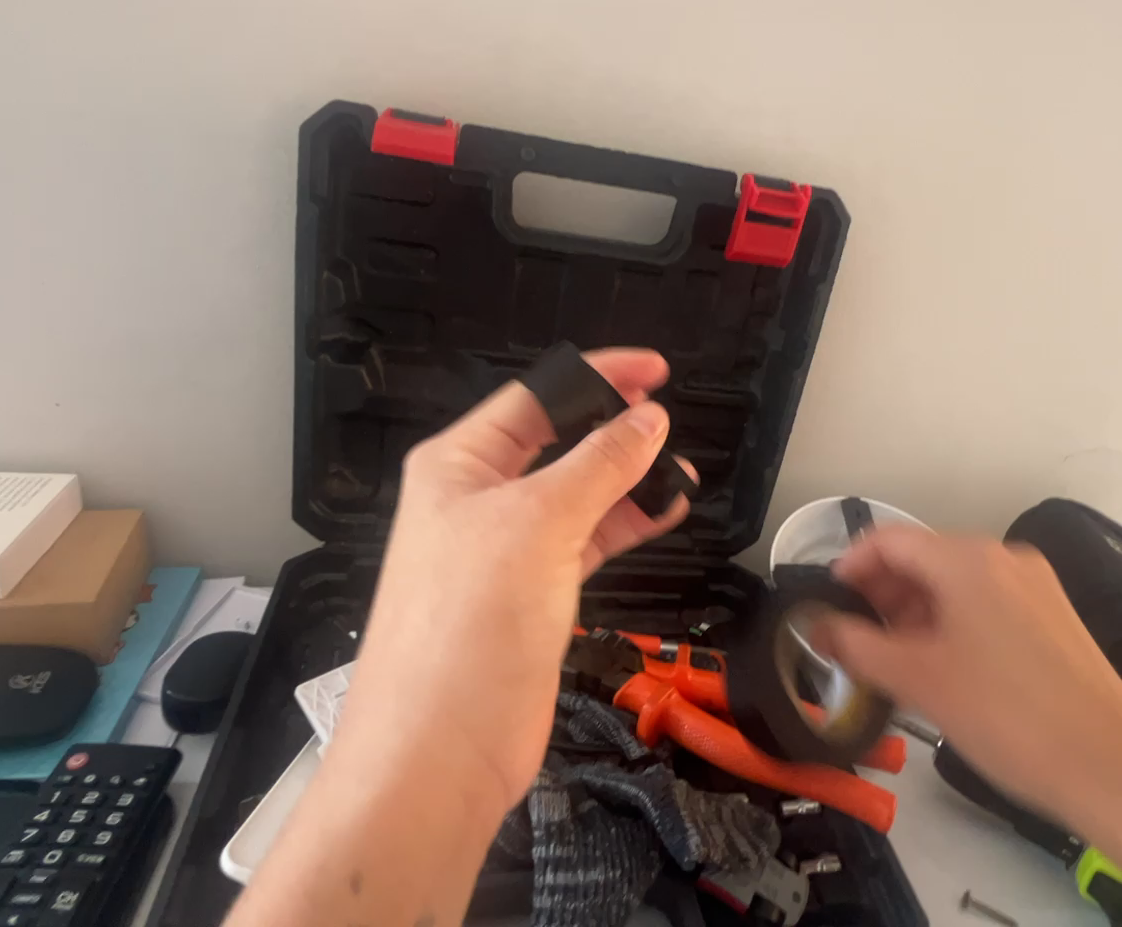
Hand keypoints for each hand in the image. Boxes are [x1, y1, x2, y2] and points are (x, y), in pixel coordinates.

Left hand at [336, 348, 691, 812]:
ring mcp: (508, 547)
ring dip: (628, 480)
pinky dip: (625, 523)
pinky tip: (662, 511)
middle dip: (613, 430)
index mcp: (459, 463)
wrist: (441, 752)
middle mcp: (479, 498)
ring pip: (579, 492)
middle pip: (558, 442)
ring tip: (679, 473)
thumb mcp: (537, 522)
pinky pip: (587, 538)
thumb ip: (599, 463)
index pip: (535, 397)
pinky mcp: (535, 590)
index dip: (595, 376)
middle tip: (667, 422)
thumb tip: (648, 419)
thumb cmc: (467, 626)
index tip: (651, 370)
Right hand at [819, 527, 1121, 828]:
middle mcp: (1004, 559)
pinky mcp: (1053, 616)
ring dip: (913, 610)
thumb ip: (854, 645)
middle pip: (922, 557)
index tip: (827, 603)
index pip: (888, 539)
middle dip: (881, 592)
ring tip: (894, 657)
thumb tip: (815, 627)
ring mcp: (1035, 586)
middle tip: (856, 636)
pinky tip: (942, 664)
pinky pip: (985, 601)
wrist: (1115, 772)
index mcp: (968, 560)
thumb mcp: (917, 680)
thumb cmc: (1007, 717)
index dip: (848, 566)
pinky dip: (950, 620)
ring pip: (953, 581)